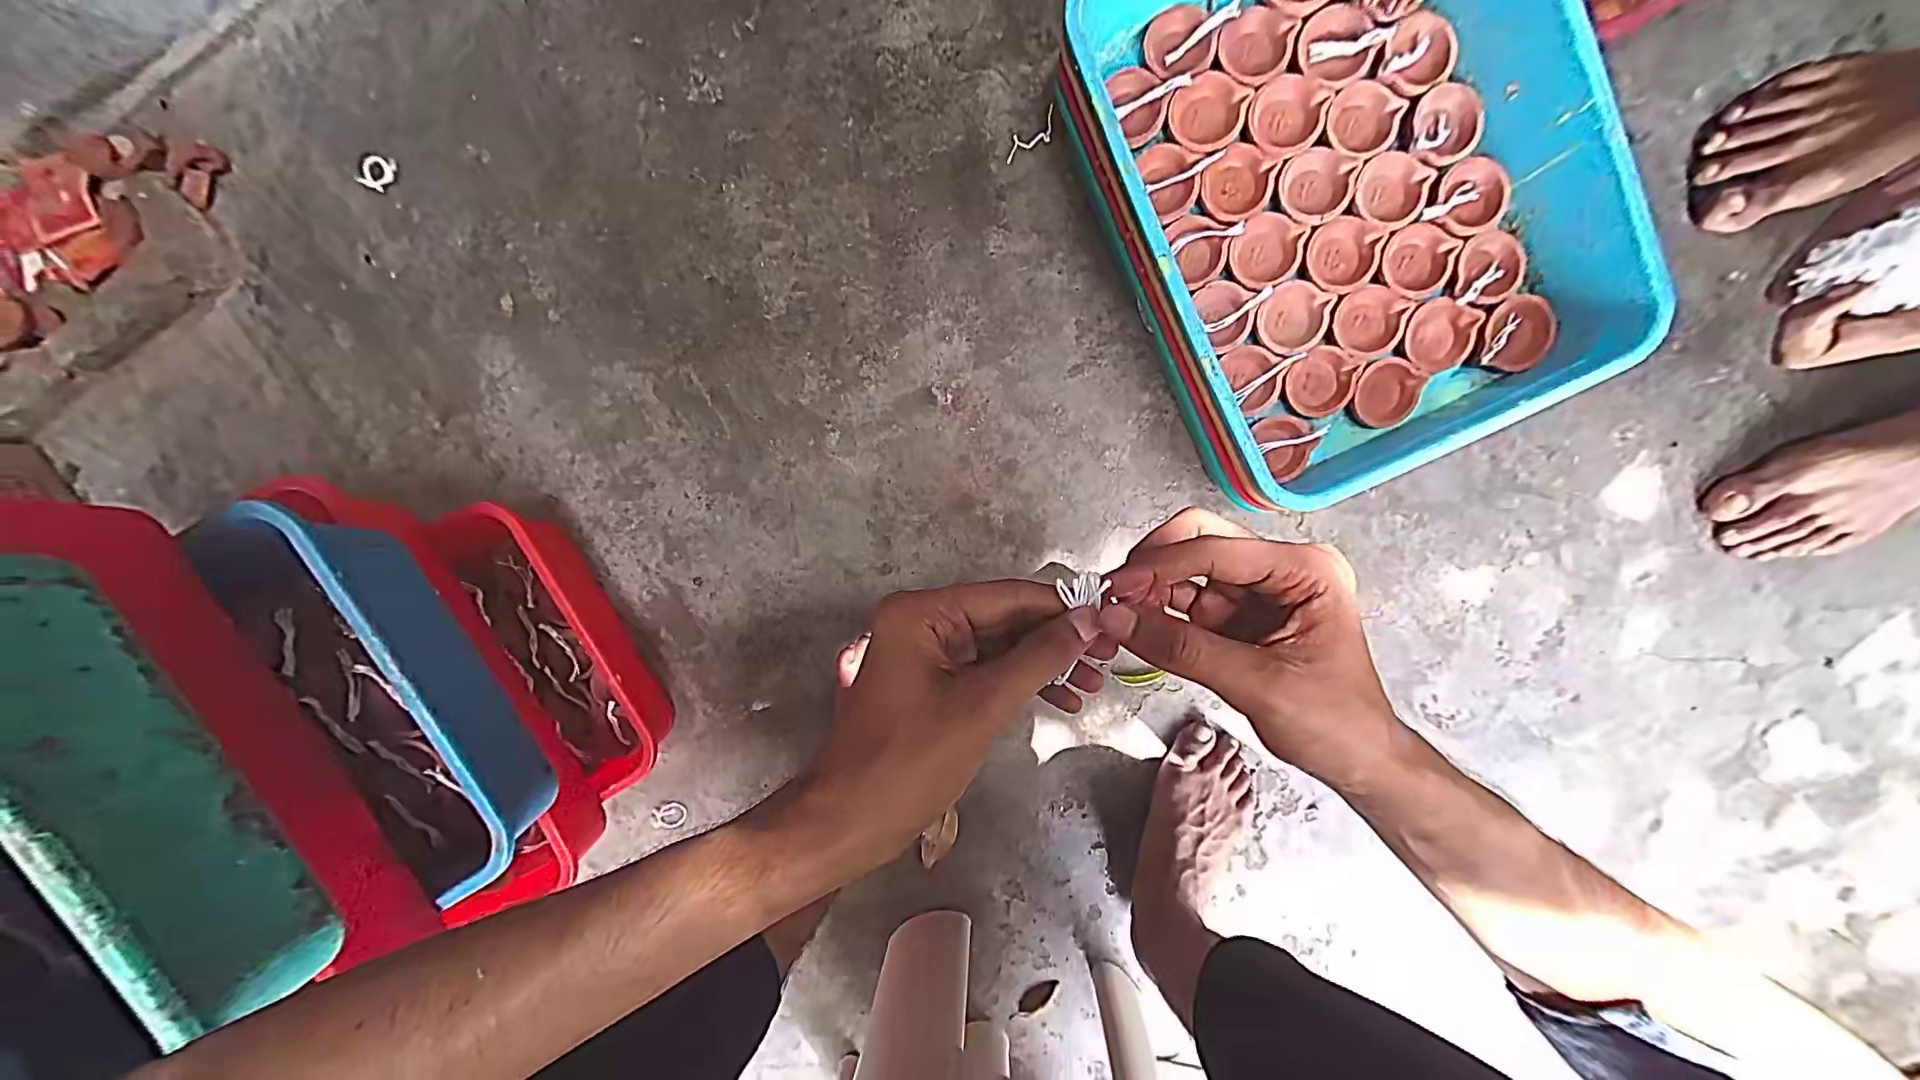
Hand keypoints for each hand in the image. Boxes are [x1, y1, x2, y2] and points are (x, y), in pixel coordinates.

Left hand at [786, 581, 1106, 876]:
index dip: (1061, 609)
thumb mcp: (984, 705)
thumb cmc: (909, 763)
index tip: (1108, 622)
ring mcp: (923, 652)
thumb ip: (1040, 656)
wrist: (851, 821)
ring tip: (1091, 682)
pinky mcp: (930, 682)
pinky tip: (1059, 697)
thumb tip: (1088, 620)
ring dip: (1044, 663)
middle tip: (1106, 655)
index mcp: (921, 613)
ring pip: (998, 646)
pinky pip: (984, 670)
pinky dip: (1020, 682)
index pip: (1007, 597)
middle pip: (1004, 619)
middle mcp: (919, 622)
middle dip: (1056, 639)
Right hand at [1096, 509, 1401, 787]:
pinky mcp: (1236, 618)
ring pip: (1186, 571)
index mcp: (1307, 571)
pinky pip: (1185, 603)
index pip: (1218, 549)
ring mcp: (1256, 594)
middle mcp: (1281, 572)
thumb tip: (1120, 619)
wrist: (1357, 761)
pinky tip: (1137, 624)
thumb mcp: (1258, 685)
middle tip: (1117, 591)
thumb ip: (1183, 649)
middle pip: (1200, 542)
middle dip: (1154, 564)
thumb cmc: (1338, 724)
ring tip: (1119, 612)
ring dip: (1150, 589)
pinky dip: (1157, 612)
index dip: (1162, 565)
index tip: (1120, 586)